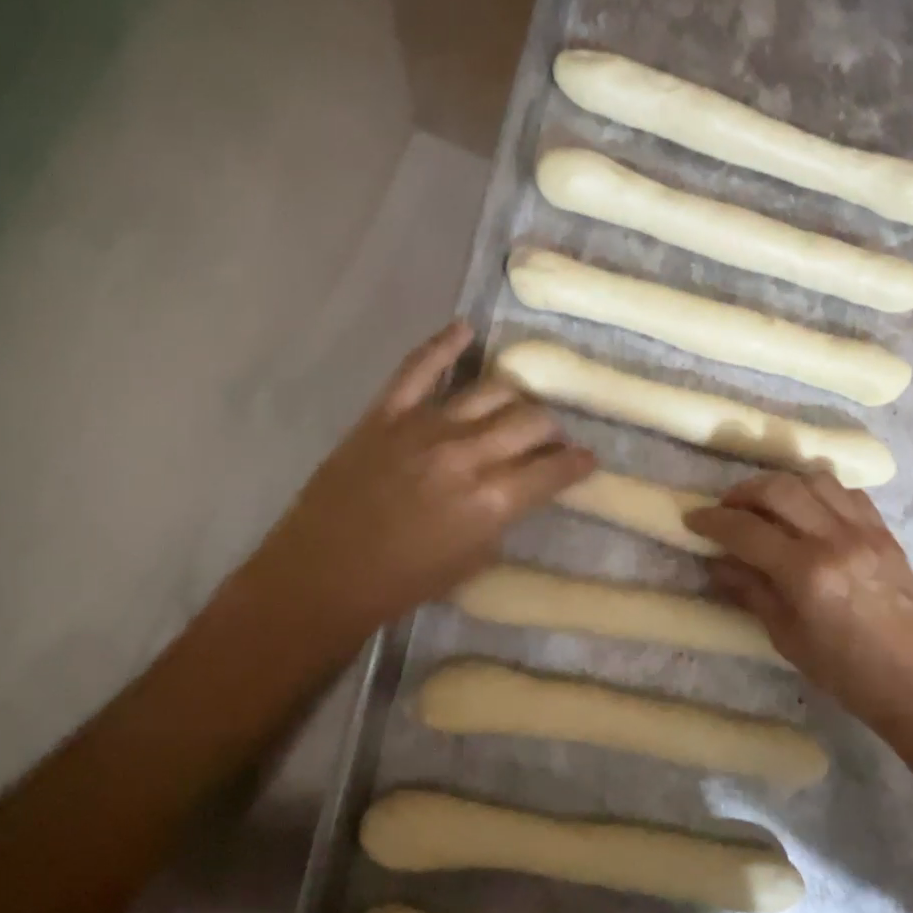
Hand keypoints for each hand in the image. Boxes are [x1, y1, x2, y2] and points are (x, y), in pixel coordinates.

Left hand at [256, 322, 593, 629]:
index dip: (579, 463)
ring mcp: (426, 426)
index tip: (587, 461)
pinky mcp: (387, 412)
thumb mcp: (474, 559)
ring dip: (515, 397)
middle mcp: (469, 453)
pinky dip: (445, 344)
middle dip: (551, 430)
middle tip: (548, 440)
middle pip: (531, 419)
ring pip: (491, 390)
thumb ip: (504, 515)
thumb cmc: (405, 581)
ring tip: (516, 406)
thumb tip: (520, 487)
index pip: (555, 468)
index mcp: (493, 500)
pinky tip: (465, 332)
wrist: (324, 574)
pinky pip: (421, 367)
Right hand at [685, 471, 912, 727]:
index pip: (747, 530)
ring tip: (766, 505)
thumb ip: (751, 592)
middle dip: (743, 493)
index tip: (693, 519)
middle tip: (726, 509)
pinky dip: (820, 492)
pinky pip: (847, 493)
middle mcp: (835, 540)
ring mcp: (865, 531)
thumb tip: (717, 563)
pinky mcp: (885, 532)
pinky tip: (809, 511)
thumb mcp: (787, 638)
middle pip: (778, 489)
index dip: (713, 521)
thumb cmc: (846, 673)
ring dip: (782, 485)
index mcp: (807, 573)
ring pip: (814, 480)